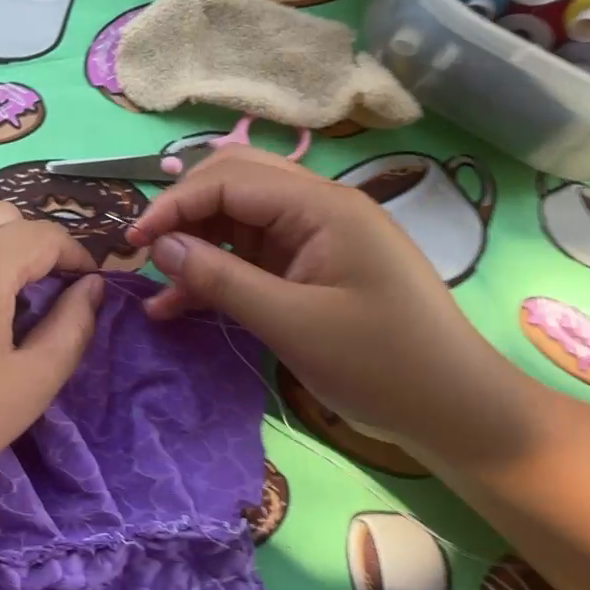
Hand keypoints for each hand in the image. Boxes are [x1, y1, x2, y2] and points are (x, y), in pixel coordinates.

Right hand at [125, 146, 525, 451]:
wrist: (456, 410)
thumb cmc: (382, 363)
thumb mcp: (292, 324)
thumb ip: (221, 279)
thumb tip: (159, 246)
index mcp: (321, 206)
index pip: (229, 180)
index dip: (175, 204)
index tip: (133, 242)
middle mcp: (316, 208)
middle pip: (232, 183)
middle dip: (183, 212)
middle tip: (145, 253)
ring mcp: (314, 237)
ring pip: (236, 219)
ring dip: (195, 244)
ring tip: (158, 286)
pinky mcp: (309, 267)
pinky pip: (250, 256)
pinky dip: (216, 273)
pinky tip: (179, 305)